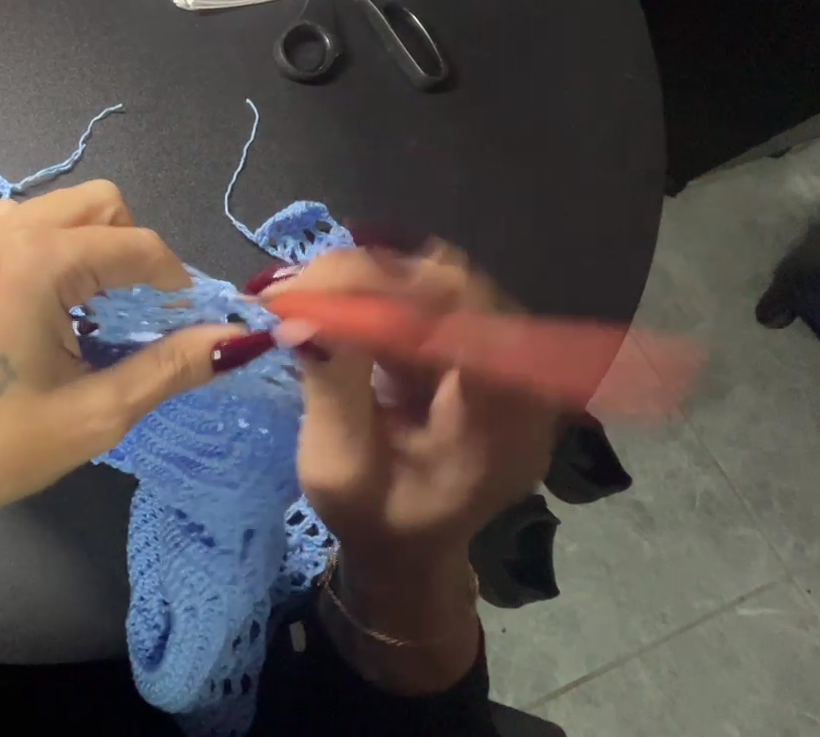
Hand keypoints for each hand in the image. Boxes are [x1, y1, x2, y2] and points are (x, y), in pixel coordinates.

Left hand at [0, 181, 252, 573]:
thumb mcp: (95, 415)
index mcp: (39, 262)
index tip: (188, 321)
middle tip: (140, 312)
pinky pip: (31, 223)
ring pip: (66, 207)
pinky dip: (61, 247)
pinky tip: (58, 303)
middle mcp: (8, 232)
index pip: (137, 244)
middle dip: (134, 249)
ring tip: (99, 309)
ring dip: (97, 244)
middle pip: (103, 203)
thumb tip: (235, 340)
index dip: (175, 280)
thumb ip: (170, 367)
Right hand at [260, 242, 557, 566]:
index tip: (322, 286)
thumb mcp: (339, 468)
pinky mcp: (471, 348)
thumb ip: (332, 389)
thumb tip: (301, 318)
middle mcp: (518, 383)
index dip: (400, 292)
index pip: (471, 329)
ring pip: (442, 284)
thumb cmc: (374, 518)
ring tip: (307, 288)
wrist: (406, 543)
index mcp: (500, 426)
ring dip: (369, 276)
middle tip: (302, 283)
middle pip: (460, 293)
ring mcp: (499, 362)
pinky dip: (376, 289)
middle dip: (375, 275)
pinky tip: (332, 297)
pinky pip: (430, 297)